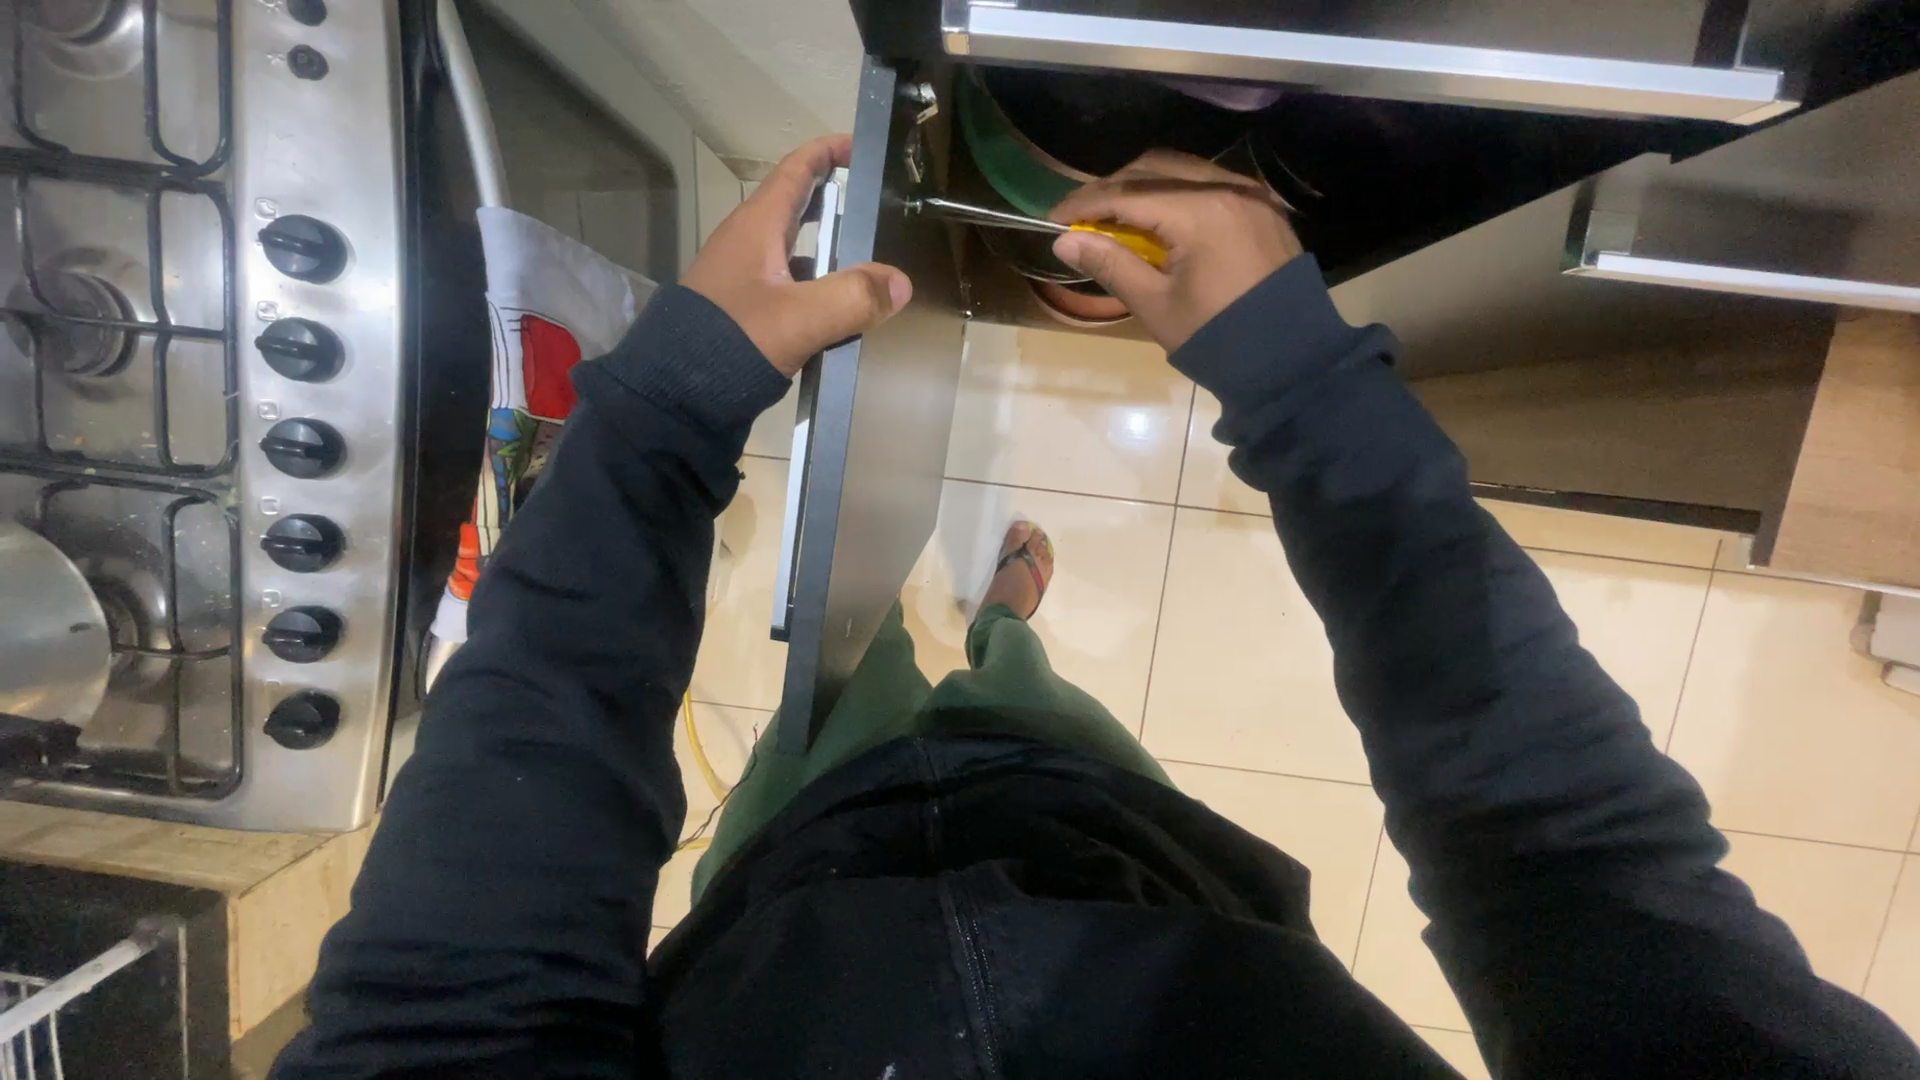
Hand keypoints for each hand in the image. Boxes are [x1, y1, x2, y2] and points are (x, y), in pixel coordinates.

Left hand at [683, 134, 912, 376]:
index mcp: (757, 229)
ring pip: (793, 254)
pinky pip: (786, 289)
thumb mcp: (801, 318)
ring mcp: (741, 282)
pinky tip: (835, 317)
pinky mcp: (741, 314)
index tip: (859, 147)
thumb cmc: (735, 341)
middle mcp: (746, 246)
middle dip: (834, 206)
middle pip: (795, 210)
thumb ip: (854, 297)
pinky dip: (814, 292)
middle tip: (873, 213)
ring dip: (828, 256)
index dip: (827, 153)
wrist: (675, 393)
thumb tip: (900, 283)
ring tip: (866, 271)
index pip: (795, 171)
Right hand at [1050, 150, 1302, 351]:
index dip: (1084, 204)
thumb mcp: (1155, 305)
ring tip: (1113, 218)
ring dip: (1143, 188)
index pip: (1127, 194)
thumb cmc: (1214, 338)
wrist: (1287, 360)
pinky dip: (1175, 195)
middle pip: (1153, 168)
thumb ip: (1110, 264)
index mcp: (1199, 212)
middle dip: (1111, 189)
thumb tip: (1064, 242)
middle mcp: (1227, 188)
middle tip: (1080, 217)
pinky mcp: (1261, 208)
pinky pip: (1209, 185)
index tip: (1052, 219)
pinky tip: (1157, 221)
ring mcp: (1249, 194)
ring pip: (1182, 172)